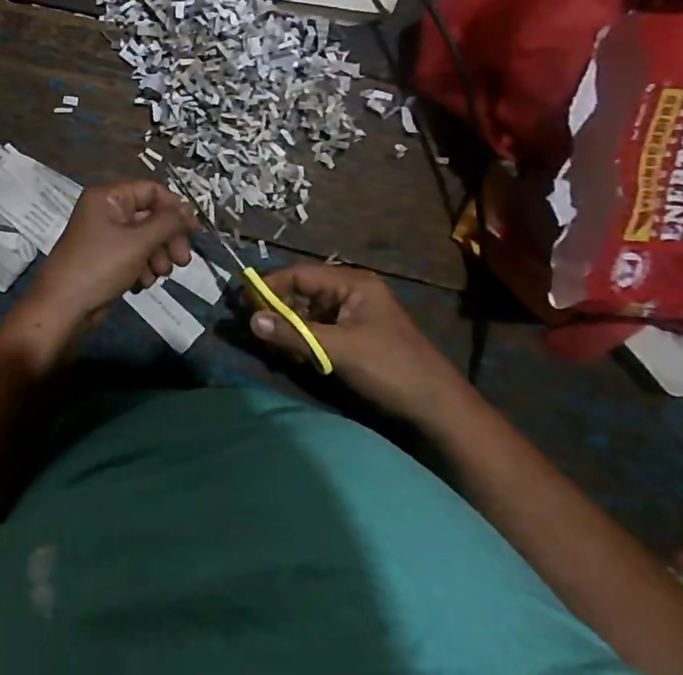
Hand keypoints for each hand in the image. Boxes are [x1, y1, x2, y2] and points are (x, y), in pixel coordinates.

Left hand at [26, 179, 197, 317]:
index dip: (174, 208)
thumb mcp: (139, 241)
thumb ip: (168, 223)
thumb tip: (189, 209)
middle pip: (150, 216)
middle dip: (168, 239)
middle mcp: (105, 211)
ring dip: (157, 256)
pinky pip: (133, 256)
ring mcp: (104, 236)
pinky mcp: (105, 259)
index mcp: (107, 197)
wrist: (64, 306)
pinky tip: (142, 283)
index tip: (194, 231)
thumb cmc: (100, 266)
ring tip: (159, 275)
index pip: (151, 191)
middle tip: (182, 261)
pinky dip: (142, 268)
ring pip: (144, 239)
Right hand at [250, 263, 471, 422]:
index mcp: (352, 282)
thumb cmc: (390, 369)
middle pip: (302, 291)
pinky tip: (294, 353)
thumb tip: (251, 320)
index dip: (269, 286)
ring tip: (271, 342)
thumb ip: (293, 334)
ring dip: (289, 325)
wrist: (439, 407)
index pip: (298, 274)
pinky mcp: (356, 333)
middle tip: (253, 326)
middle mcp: (352, 290)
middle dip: (277, 308)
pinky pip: (320, 327)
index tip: (243, 304)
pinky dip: (304, 337)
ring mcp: (355, 312)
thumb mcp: (338, 351)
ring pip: (309, 310)